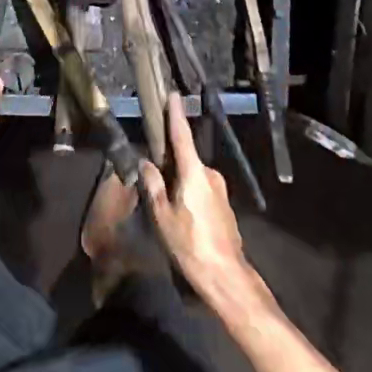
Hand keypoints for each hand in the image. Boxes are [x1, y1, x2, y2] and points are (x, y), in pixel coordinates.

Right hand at [140, 92, 248, 283]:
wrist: (226, 277)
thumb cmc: (191, 244)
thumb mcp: (163, 215)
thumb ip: (153, 185)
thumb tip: (145, 163)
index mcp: (194, 172)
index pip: (182, 135)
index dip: (175, 114)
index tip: (172, 94)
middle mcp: (210, 175)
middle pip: (186, 157)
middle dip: (169, 158)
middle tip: (151, 166)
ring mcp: (220, 190)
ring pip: (192, 174)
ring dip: (178, 178)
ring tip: (162, 196)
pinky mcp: (223, 205)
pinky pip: (200, 188)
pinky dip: (188, 190)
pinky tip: (179, 210)